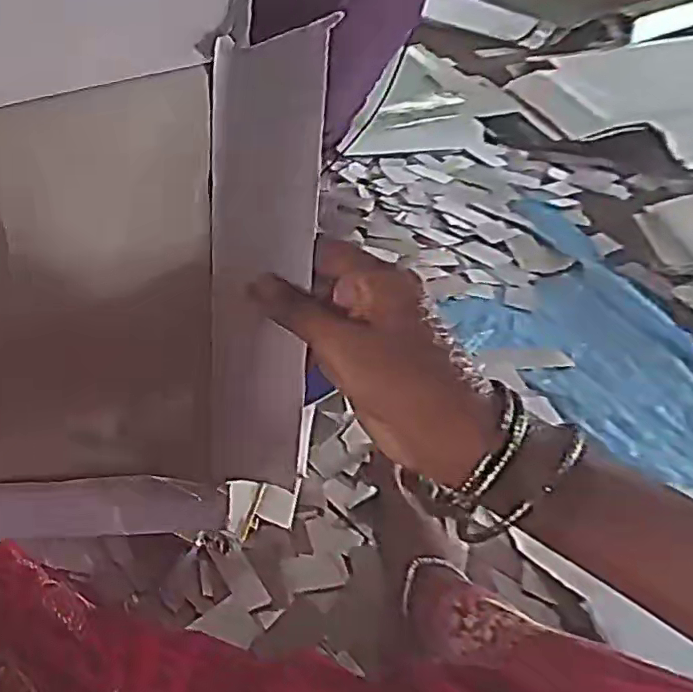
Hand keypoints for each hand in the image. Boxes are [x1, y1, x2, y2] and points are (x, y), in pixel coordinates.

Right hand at [252, 240, 498, 487]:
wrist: (445, 438)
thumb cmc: (409, 385)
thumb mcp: (341, 343)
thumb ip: (296, 311)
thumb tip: (261, 285)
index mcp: (382, 281)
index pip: (325, 253)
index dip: (289, 258)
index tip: (253, 268)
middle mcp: (378, 299)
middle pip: (322, 283)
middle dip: (287, 293)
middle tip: (247, 297)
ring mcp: (372, 329)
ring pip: (322, 314)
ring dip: (296, 322)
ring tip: (255, 322)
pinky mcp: (365, 357)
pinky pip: (328, 342)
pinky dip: (307, 345)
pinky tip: (280, 351)